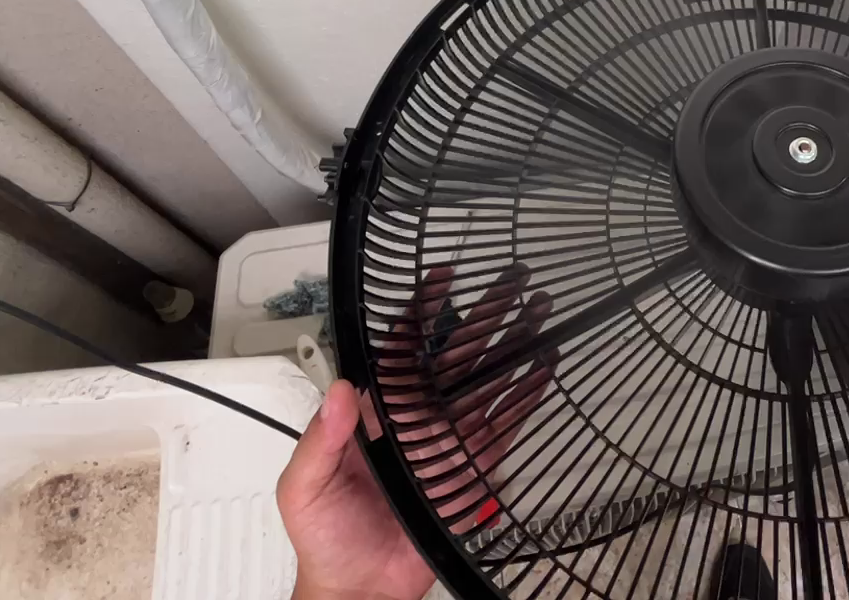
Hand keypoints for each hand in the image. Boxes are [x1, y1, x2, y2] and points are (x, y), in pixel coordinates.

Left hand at [277, 266, 553, 599]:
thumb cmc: (327, 540)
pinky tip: (543, 369)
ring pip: (489, 377)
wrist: (361, 590)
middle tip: (511, 282)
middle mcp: (421, 415)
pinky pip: (506, 420)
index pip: (405, 347)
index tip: (442, 279)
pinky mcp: (475, 463)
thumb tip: (338, 391)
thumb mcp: (305, 487)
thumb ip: (320, 439)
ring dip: (514, 344)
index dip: (423, 310)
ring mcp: (452, 436)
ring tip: (536, 314)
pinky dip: (527, 393)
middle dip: (487, 313)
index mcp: (381, 411)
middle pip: (459, 351)